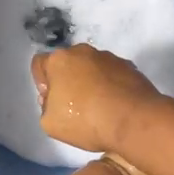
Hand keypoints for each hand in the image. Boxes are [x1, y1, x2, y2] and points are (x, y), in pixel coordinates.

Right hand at [30, 45, 162, 152]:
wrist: (133, 121)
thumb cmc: (85, 121)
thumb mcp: (49, 123)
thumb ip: (46, 107)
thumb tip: (55, 100)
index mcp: (58, 60)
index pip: (39, 64)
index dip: (41, 83)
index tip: (51, 101)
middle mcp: (83, 51)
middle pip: (67, 64)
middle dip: (67, 80)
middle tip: (73, 106)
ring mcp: (109, 57)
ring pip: (91, 67)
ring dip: (90, 82)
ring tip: (98, 107)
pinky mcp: (130, 66)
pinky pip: (112, 74)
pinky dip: (110, 85)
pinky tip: (114, 105)